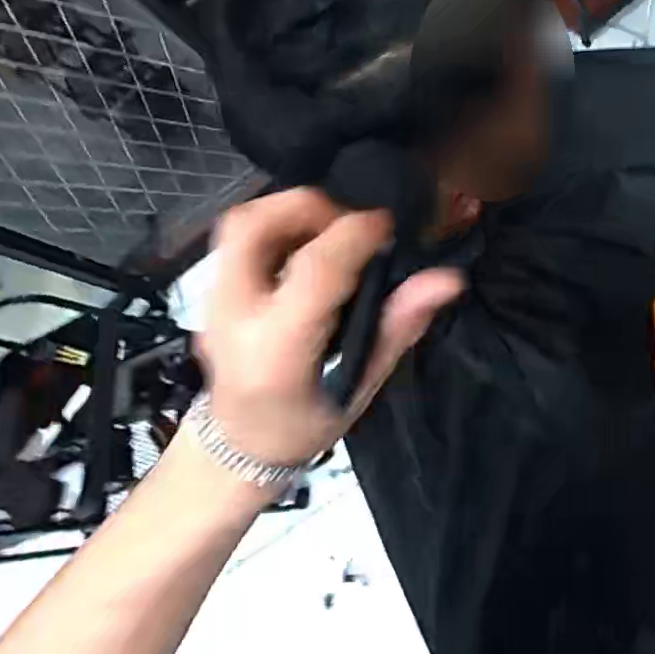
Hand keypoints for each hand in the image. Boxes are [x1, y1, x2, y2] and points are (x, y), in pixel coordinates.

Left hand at [195, 188, 464, 467]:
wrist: (235, 447)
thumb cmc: (302, 426)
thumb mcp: (359, 387)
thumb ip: (396, 327)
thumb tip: (445, 280)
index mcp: (277, 349)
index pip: (314, 271)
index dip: (354, 235)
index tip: (385, 224)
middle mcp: (235, 315)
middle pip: (255, 227)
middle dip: (306, 207)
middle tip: (346, 222)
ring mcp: (213, 299)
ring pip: (239, 222)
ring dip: (287, 211)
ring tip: (326, 230)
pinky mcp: (209, 290)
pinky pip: (235, 237)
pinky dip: (272, 225)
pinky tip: (301, 244)